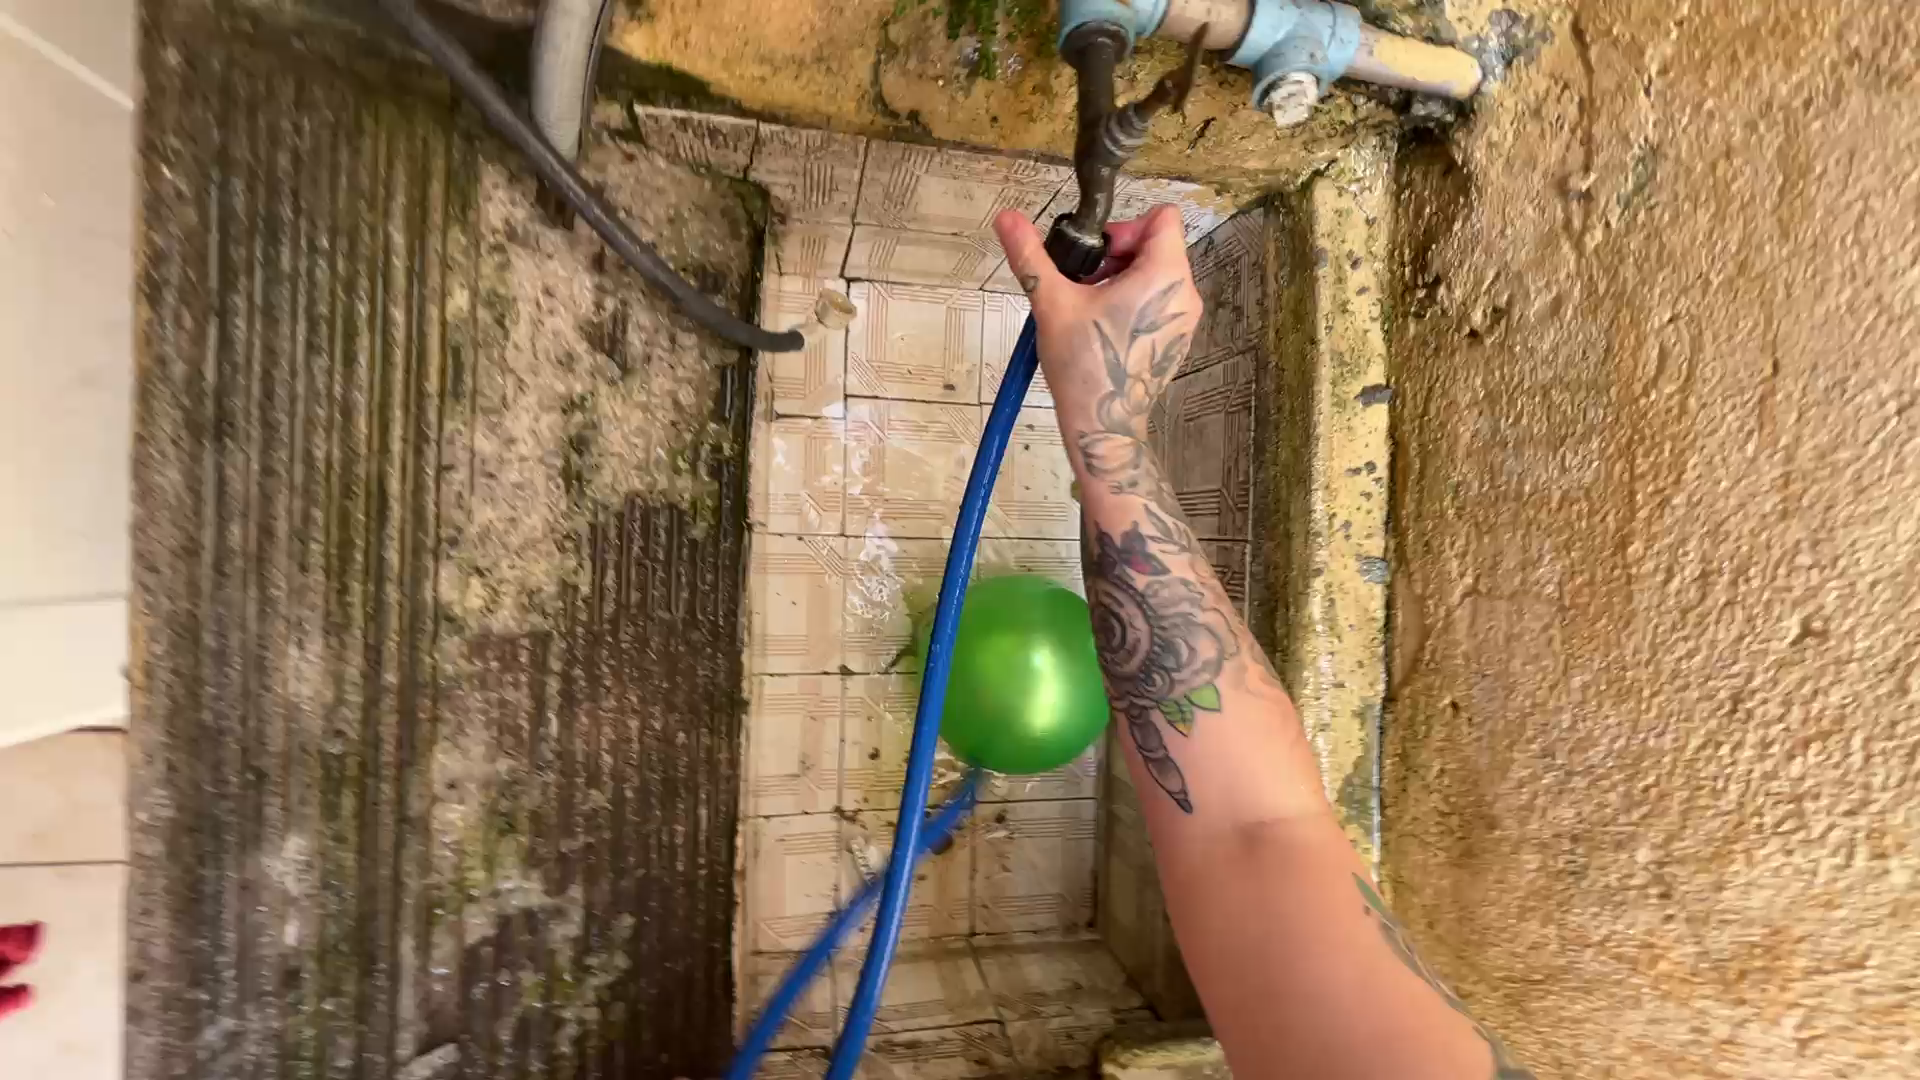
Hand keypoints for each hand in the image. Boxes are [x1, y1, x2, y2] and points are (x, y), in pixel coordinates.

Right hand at [990, 206, 1202, 439]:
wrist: (1102, 425)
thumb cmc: (1083, 365)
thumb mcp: (1052, 303)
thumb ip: (1031, 256)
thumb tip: (1006, 217)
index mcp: (1164, 274)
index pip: (1162, 217)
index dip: (1125, 227)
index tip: (1096, 257)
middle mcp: (1185, 294)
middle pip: (1158, 246)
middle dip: (1118, 258)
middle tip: (1085, 287)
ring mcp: (1185, 321)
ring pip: (1158, 277)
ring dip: (1124, 282)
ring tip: (1092, 311)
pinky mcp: (1177, 341)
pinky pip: (1160, 305)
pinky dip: (1135, 306)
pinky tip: (1106, 331)